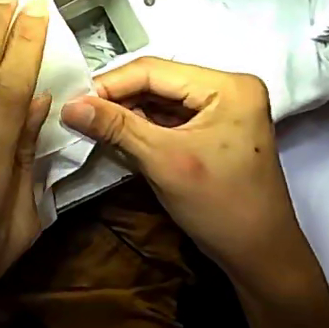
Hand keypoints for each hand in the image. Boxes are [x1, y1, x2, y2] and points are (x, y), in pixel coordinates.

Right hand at [59, 58, 320, 301]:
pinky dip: (140, 126)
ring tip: (89, 124)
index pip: (153, 71)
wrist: (260, 256)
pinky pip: (168, 117)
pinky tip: (114, 134)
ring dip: (125, 113)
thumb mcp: (162, 161)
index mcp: (227, 86)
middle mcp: (227, 88)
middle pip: (155, 82)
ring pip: (158, 99)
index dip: (108, 84)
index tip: (71, 102)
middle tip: (76, 113)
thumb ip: (115, 127)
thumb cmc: (220, 206)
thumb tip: (68, 105)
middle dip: (115, 98)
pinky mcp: (213, 129)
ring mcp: (221, 109)